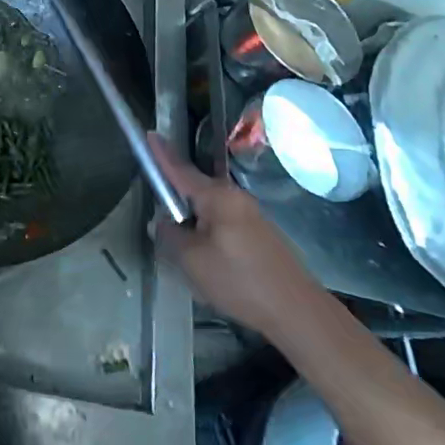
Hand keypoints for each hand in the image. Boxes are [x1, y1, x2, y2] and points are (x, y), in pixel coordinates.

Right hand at [150, 135, 320, 335]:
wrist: (295, 311)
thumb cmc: (239, 280)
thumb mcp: (192, 260)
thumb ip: (170, 236)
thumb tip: (164, 222)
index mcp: (218, 197)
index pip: (181, 170)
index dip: (162, 154)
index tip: (149, 134)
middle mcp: (236, 198)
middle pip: (195, 190)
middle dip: (175, 200)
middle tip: (161, 224)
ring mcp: (251, 216)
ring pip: (209, 210)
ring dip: (193, 223)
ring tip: (184, 252)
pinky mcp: (259, 234)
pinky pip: (223, 224)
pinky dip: (208, 235)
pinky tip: (207, 262)